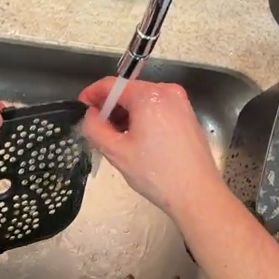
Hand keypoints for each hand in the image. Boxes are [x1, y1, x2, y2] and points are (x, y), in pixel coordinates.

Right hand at [79, 76, 228, 217]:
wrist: (196, 193)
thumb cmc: (157, 173)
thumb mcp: (116, 151)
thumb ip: (94, 128)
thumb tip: (90, 115)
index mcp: (149, 96)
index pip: (113, 84)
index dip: (92, 94)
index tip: (82, 106)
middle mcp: (167, 93)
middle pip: (129, 91)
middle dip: (110, 107)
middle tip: (97, 129)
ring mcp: (180, 104)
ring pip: (143, 102)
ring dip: (126, 115)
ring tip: (117, 139)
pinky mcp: (187, 117)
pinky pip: (157, 110)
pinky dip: (142, 120)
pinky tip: (137, 142)